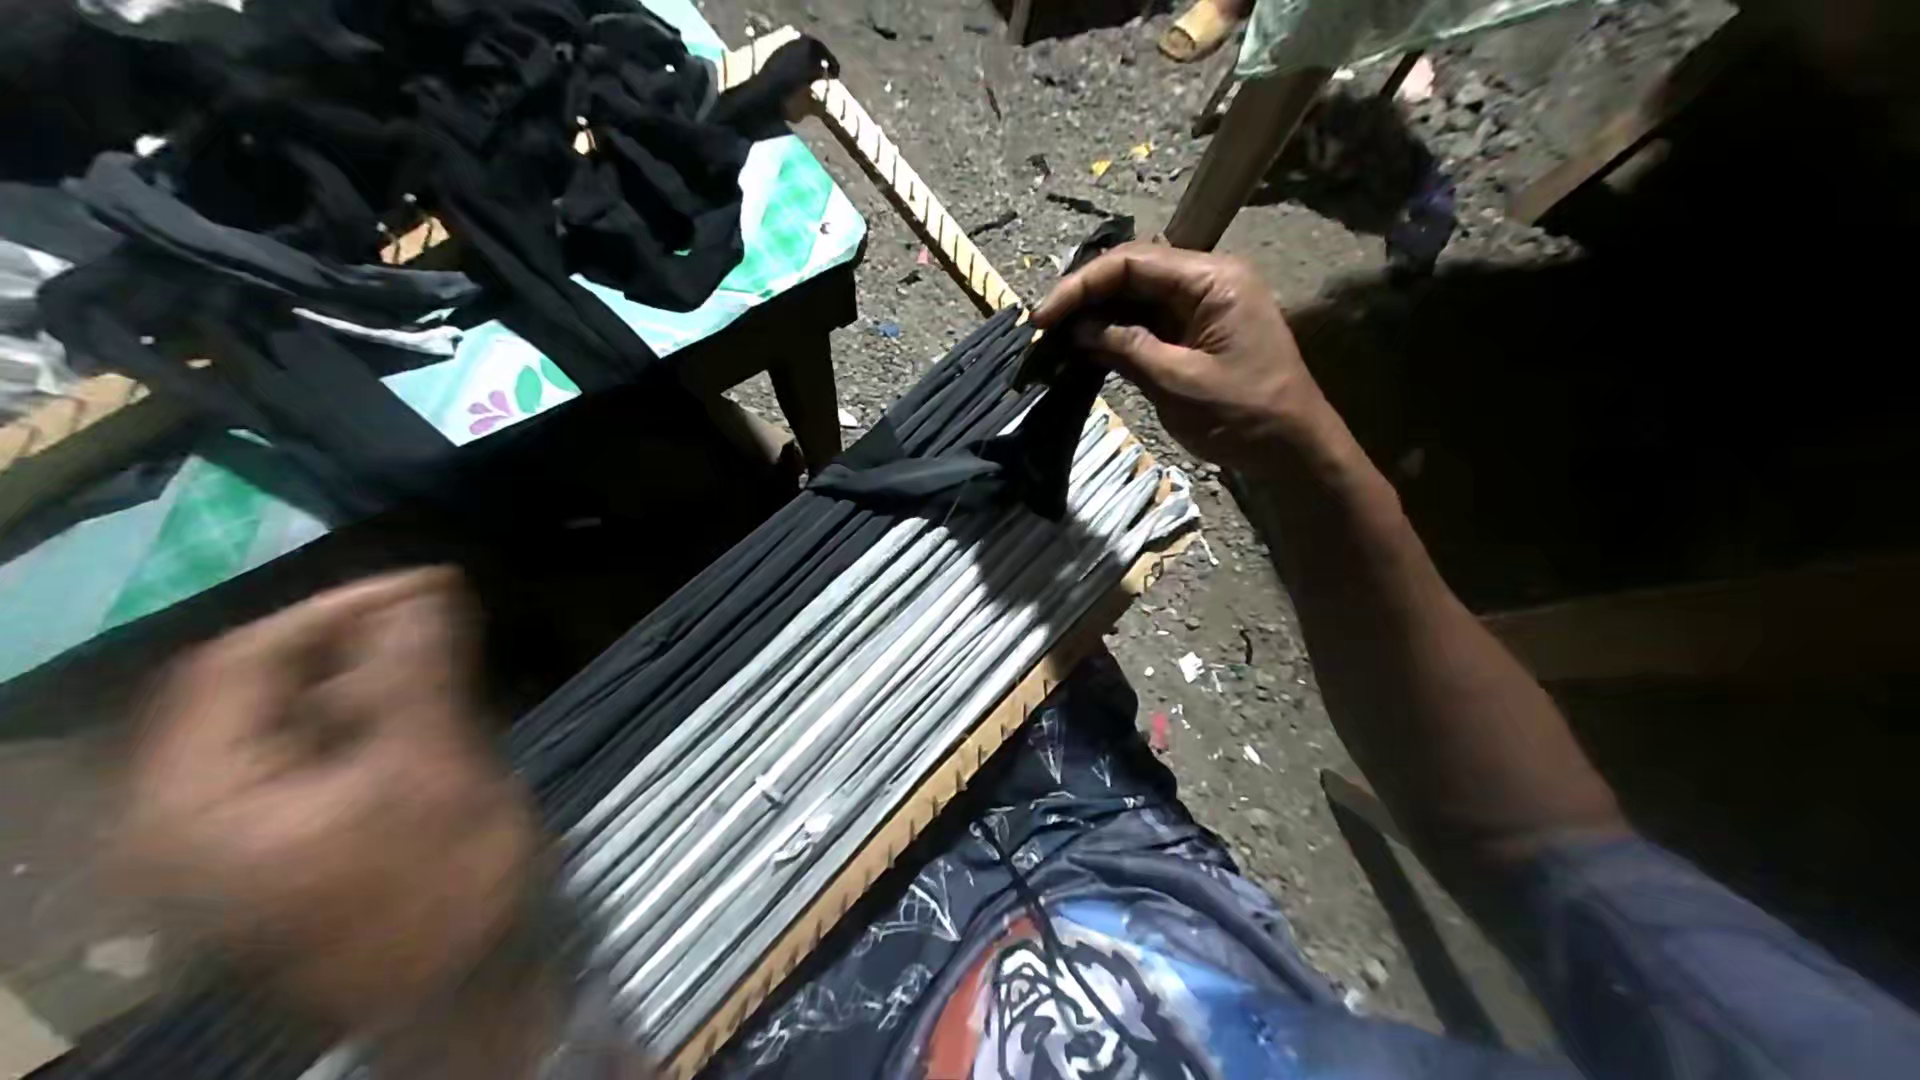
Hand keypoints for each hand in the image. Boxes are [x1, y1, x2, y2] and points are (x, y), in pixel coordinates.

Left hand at [118, 569, 539, 1035]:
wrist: (471, 988)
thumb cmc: (448, 884)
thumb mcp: (437, 770)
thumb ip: (419, 674)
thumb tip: (426, 585)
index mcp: (200, 803)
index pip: (240, 664)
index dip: (335, 610)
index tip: (427, 583)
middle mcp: (189, 816)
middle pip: (257, 691)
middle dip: (351, 643)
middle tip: (436, 616)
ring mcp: (232, 835)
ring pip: (289, 721)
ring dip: (365, 677)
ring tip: (441, 657)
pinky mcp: (283, 842)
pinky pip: (312, 753)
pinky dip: (366, 718)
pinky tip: (424, 714)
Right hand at [1031, 243, 1334, 470]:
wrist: (1288, 449)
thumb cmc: (1242, 413)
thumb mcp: (1178, 381)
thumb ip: (1126, 347)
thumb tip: (1079, 329)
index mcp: (1212, 280)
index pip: (1133, 262)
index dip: (1082, 285)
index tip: (1044, 317)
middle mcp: (1205, 282)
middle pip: (1131, 273)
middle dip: (1084, 298)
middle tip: (1044, 327)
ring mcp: (1199, 308)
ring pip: (1134, 299)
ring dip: (1095, 317)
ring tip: (1056, 340)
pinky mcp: (1191, 334)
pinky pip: (1145, 324)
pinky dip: (1114, 336)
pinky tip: (1084, 351)